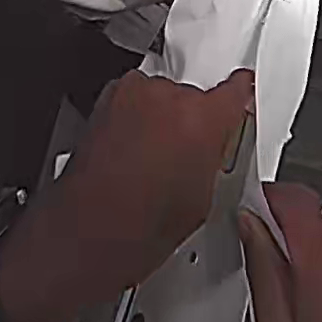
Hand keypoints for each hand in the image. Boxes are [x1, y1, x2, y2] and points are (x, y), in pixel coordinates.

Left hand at [0, 69, 253, 321]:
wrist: (79, 235)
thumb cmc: (132, 230)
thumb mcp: (200, 201)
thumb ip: (215, 156)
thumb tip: (215, 144)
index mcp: (203, 120)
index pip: (238, 86)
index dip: (242, 93)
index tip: (242, 93)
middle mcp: (171, 96)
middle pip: (198, 96)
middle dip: (194, 121)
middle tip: (183, 155)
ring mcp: (139, 91)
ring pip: (167, 96)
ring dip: (164, 116)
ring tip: (150, 157)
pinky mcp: (113, 94)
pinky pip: (140, 96)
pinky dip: (139, 114)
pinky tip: (132, 148)